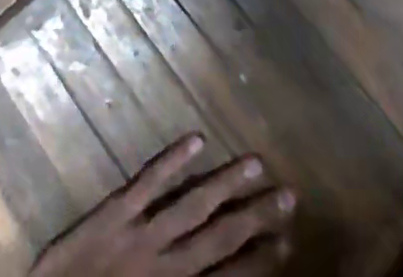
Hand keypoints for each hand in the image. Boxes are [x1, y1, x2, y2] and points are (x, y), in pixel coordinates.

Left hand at [29, 135, 294, 276]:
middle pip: (221, 237)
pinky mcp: (114, 212)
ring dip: (226, 183)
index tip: (288, 239)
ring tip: (255, 162)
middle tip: (289, 194)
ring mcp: (141, 235)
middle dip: (256, 216)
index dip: (262, 259)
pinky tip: (197, 140)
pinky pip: (149, 182)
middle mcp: (168, 265)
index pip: (231, 275)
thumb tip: (218, 274)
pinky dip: (173, 161)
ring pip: (193, 205)